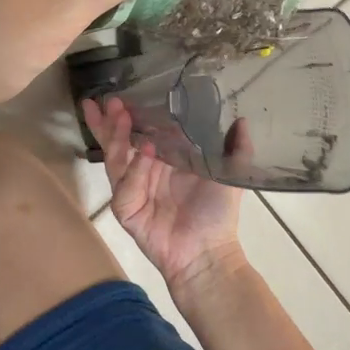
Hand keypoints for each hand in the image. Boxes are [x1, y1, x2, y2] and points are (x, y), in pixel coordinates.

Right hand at [83, 96, 245, 288]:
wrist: (208, 253)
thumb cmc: (217, 214)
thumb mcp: (230, 175)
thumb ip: (236, 148)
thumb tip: (244, 120)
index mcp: (161, 161)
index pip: (138, 132)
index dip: (128, 116)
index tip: (122, 96)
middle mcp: (141, 172)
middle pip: (117, 143)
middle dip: (109, 122)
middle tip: (106, 101)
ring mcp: (131, 190)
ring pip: (114, 159)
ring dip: (116, 137)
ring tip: (120, 115)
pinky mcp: (126, 209)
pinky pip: (125, 187)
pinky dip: (135, 170)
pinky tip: (144, 153)